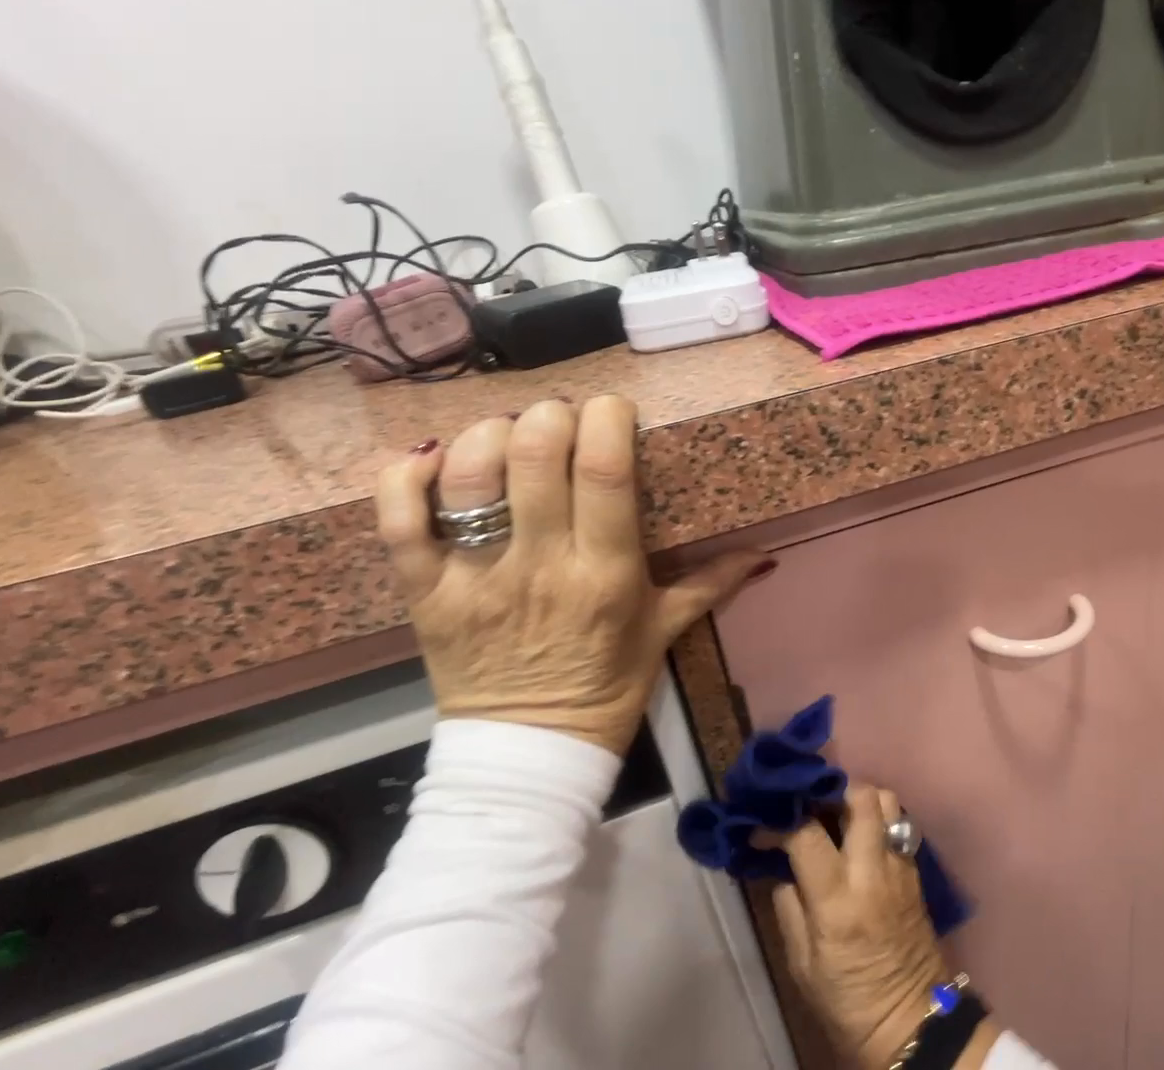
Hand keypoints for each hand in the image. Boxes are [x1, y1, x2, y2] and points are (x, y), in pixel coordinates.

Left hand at [374, 396, 769, 753]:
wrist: (532, 752)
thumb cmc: (608, 687)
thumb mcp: (665, 632)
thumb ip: (712, 584)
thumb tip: (764, 553)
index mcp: (605, 574)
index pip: (606, 471)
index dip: (607, 420)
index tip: (610, 410)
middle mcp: (541, 567)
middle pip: (535, 455)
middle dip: (549, 416)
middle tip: (558, 422)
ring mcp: (476, 578)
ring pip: (468, 476)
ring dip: (486, 437)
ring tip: (505, 439)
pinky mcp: (425, 593)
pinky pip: (399, 522)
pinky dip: (405, 478)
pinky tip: (428, 462)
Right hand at [774, 784, 954, 1069]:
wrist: (912, 1021)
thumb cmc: (848, 999)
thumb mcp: (801, 962)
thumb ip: (788, 905)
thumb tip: (781, 865)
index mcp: (839, 899)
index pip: (806, 833)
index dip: (778, 821)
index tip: (760, 826)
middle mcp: (874, 872)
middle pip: (860, 798)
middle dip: (829, 790)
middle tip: (807, 803)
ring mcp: (901, 867)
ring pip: (887, 802)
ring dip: (858, 798)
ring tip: (835, 814)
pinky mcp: (915, 871)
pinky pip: (898, 824)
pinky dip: (876, 818)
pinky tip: (857, 835)